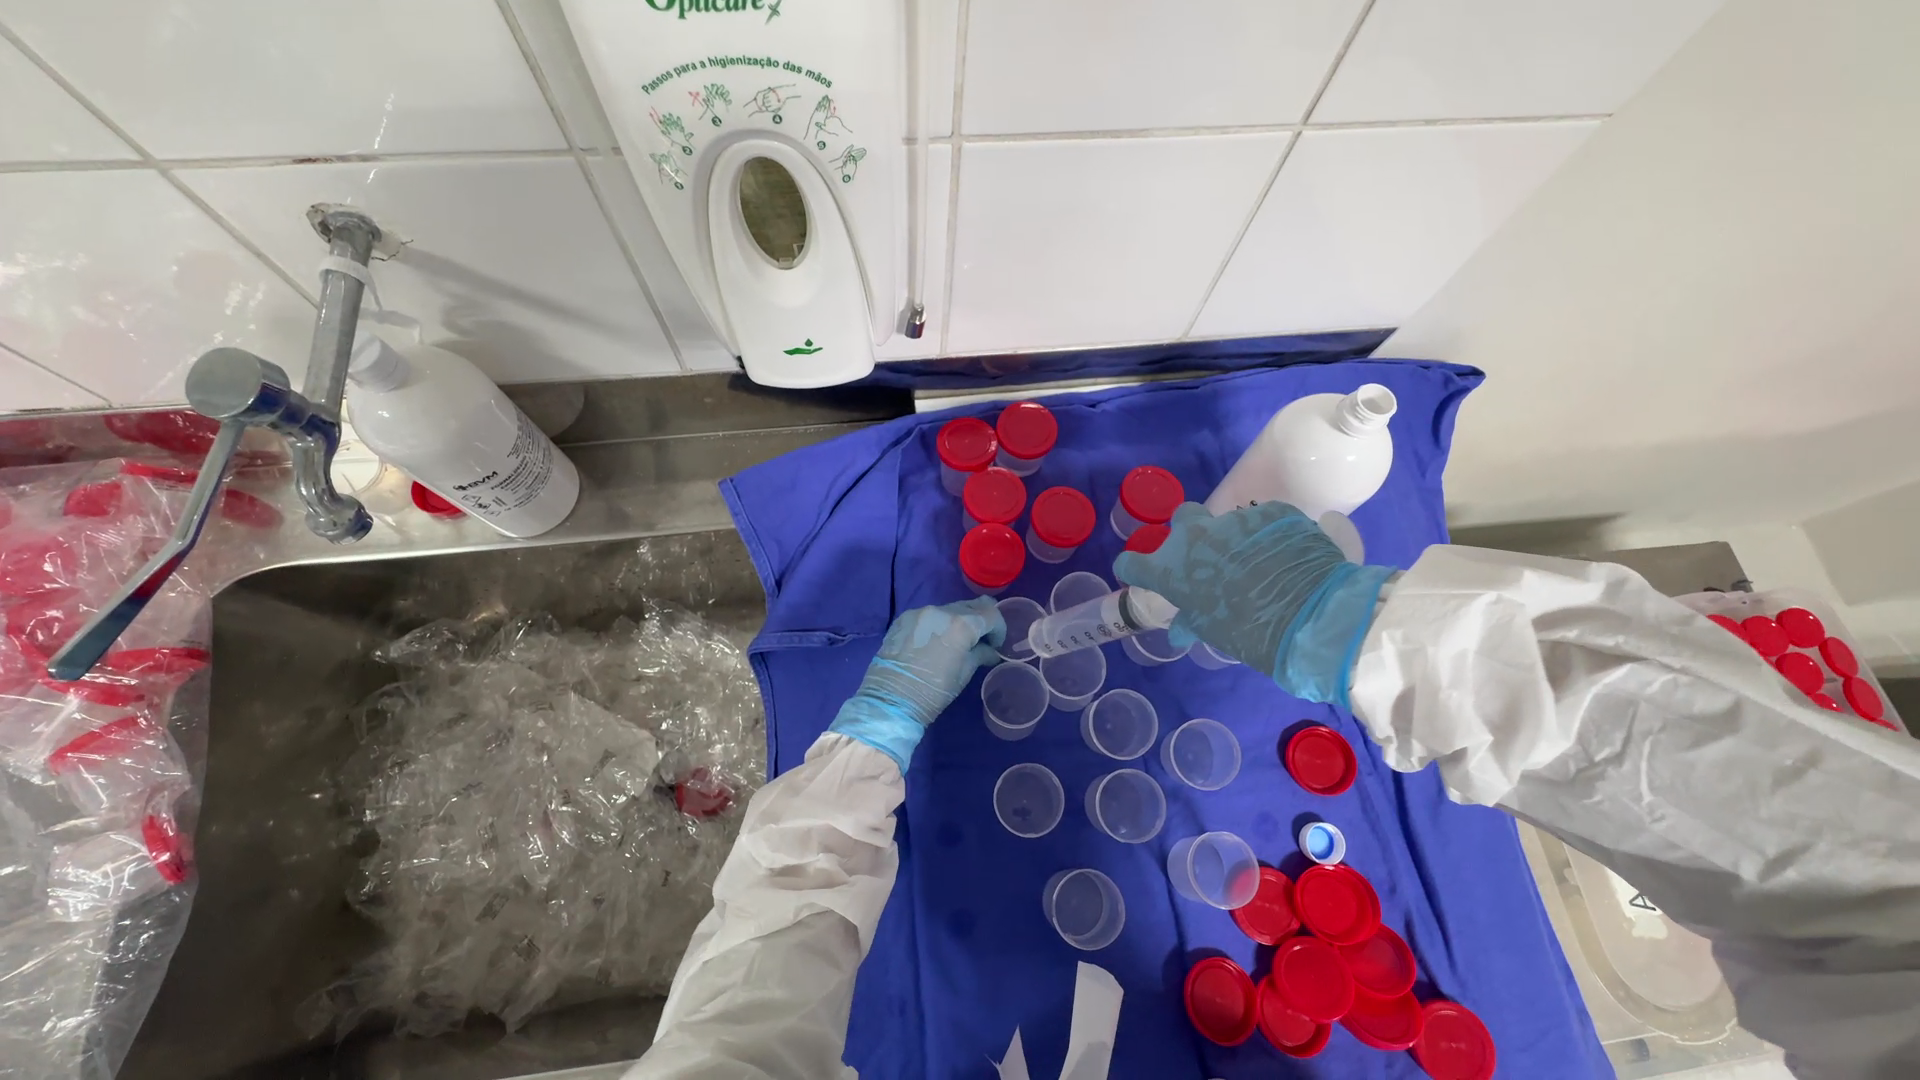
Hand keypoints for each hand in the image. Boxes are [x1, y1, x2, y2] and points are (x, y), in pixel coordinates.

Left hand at [828, 597, 1005, 770]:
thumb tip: (990, 650)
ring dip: (958, 622)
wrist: (890, 700)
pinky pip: (929, 615)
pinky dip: (938, 624)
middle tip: (980, 641)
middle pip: (970, 606)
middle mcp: (940, 611)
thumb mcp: (964, 673)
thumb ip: (981, 654)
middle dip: (980, 621)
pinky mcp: (903, 618)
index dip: (999, 629)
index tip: (996, 644)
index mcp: (961, 624)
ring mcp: (919, 612)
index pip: (991, 614)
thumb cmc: (933, 691)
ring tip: (955, 642)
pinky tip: (934, 642)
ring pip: (949, 609)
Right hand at [1112, 502, 1393, 705]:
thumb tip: (1181, 628)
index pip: (1131, 563)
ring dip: (1236, 539)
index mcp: (1170, 570)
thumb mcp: (1213, 631)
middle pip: (1181, 518)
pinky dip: (1270, 535)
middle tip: (1208, 557)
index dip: (1135, 569)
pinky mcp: (1273, 512)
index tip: (1144, 575)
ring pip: (1228, 521)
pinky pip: (1265, 520)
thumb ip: (1192, 621)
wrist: (1313, 616)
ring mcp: (1235, 519)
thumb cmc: (1251, 634)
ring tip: (1259, 562)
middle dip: (1189, 532)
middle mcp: (1196, 537)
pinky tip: (1285, 555)